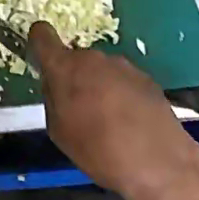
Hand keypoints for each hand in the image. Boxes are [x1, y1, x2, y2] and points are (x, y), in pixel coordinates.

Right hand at [33, 22, 198, 199]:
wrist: (159, 163)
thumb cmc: (98, 150)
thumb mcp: (58, 131)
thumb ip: (52, 100)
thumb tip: (56, 86)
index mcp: (64, 67)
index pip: (42, 35)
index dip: (39, 42)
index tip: (42, 60)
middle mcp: (93, 58)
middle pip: (75, 59)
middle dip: (74, 78)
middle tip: (79, 110)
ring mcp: (123, 65)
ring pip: (100, 70)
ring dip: (99, 87)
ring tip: (109, 122)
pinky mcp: (146, 78)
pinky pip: (123, 81)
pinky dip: (121, 95)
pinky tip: (130, 123)